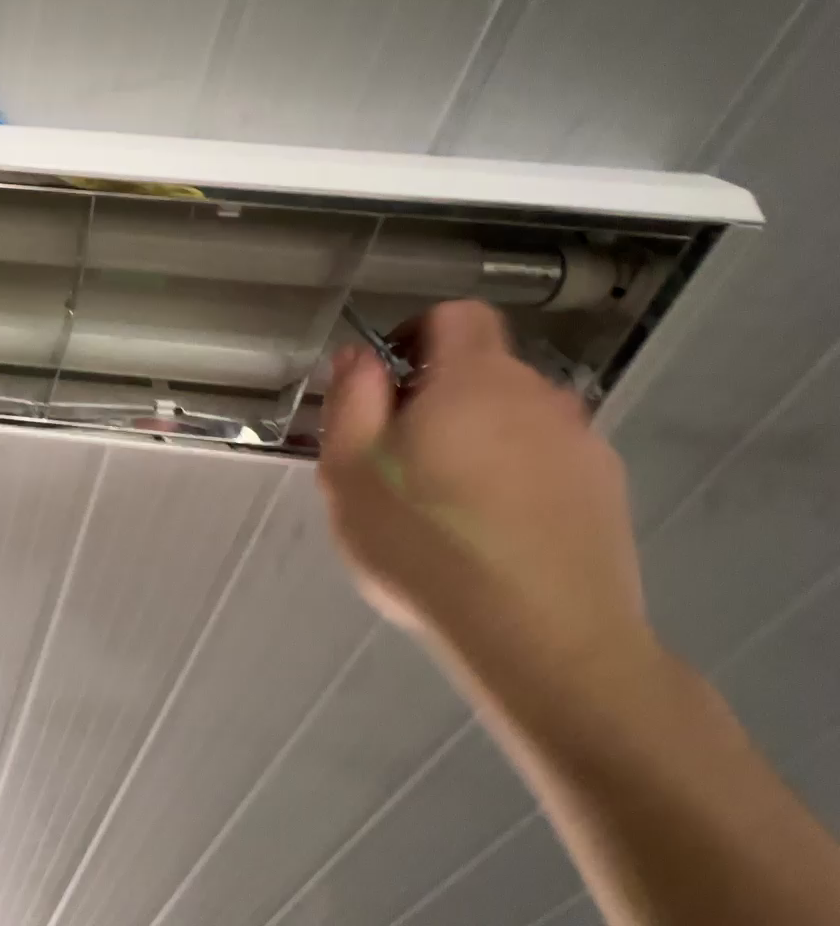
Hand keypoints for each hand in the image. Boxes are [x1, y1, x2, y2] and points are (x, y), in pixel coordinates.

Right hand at [316, 300, 652, 677]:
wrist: (541, 639)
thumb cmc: (422, 543)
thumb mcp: (348, 469)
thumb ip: (351, 399)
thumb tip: (360, 357)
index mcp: (476, 381)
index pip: (457, 316)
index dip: (415, 334)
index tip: (385, 386)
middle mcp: (541, 399)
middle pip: (483, 373)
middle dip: (437, 400)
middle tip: (396, 461)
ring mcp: (584, 447)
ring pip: (514, 422)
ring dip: (475, 442)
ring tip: (441, 506)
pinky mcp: (608, 496)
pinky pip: (545, 464)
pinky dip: (513, 480)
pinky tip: (488, 535)